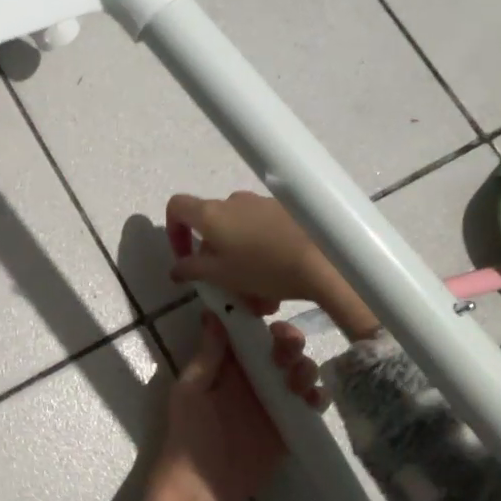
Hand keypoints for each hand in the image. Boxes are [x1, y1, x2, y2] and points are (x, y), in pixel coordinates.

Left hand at [149, 317, 319, 500]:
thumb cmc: (189, 436)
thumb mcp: (192, 390)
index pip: (250, 337)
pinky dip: (316, 398)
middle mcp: (251, 382)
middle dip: (290, 343)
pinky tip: (313, 399)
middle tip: (288, 349)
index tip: (273, 321)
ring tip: (299, 378)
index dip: (264, 324)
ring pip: (298, 375)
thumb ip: (208, 356)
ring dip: (305, 368)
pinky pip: (307, 407)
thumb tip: (213, 312)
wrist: (200, 490)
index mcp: (225, 369)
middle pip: (279, 352)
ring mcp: (271, 405)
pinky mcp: (287, 430)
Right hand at [166, 191, 380, 339]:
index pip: (177, 206)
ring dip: (241, 263)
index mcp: (211, 213)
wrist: (326, 259)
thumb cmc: (263, 267)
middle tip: (226, 290)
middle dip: (215, 260)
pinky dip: (262, 256)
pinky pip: (264, 233)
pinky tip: (278, 286)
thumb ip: (192, 270)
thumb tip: (176, 268)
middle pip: (212, 227)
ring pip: (240, 234)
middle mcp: (234, 201)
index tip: (185, 259)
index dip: (174, 231)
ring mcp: (263, 204)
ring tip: (259, 299)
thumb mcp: (220, 276)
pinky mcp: (288, 213)